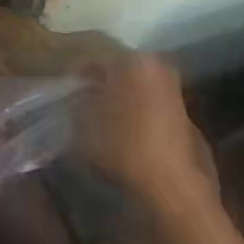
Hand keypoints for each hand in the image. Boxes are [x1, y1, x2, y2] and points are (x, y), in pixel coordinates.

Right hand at [78, 54, 217, 209]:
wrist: (172, 182)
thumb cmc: (126, 149)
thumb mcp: (86, 131)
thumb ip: (77, 110)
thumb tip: (75, 103)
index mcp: (132, 62)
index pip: (94, 61)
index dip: (74, 77)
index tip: (61, 91)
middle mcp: (157, 66)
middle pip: (118, 70)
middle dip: (98, 85)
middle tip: (78, 102)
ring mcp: (173, 87)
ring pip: (135, 86)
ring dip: (117, 97)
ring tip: (98, 117)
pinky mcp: (182, 110)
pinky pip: (149, 101)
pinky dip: (134, 109)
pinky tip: (122, 128)